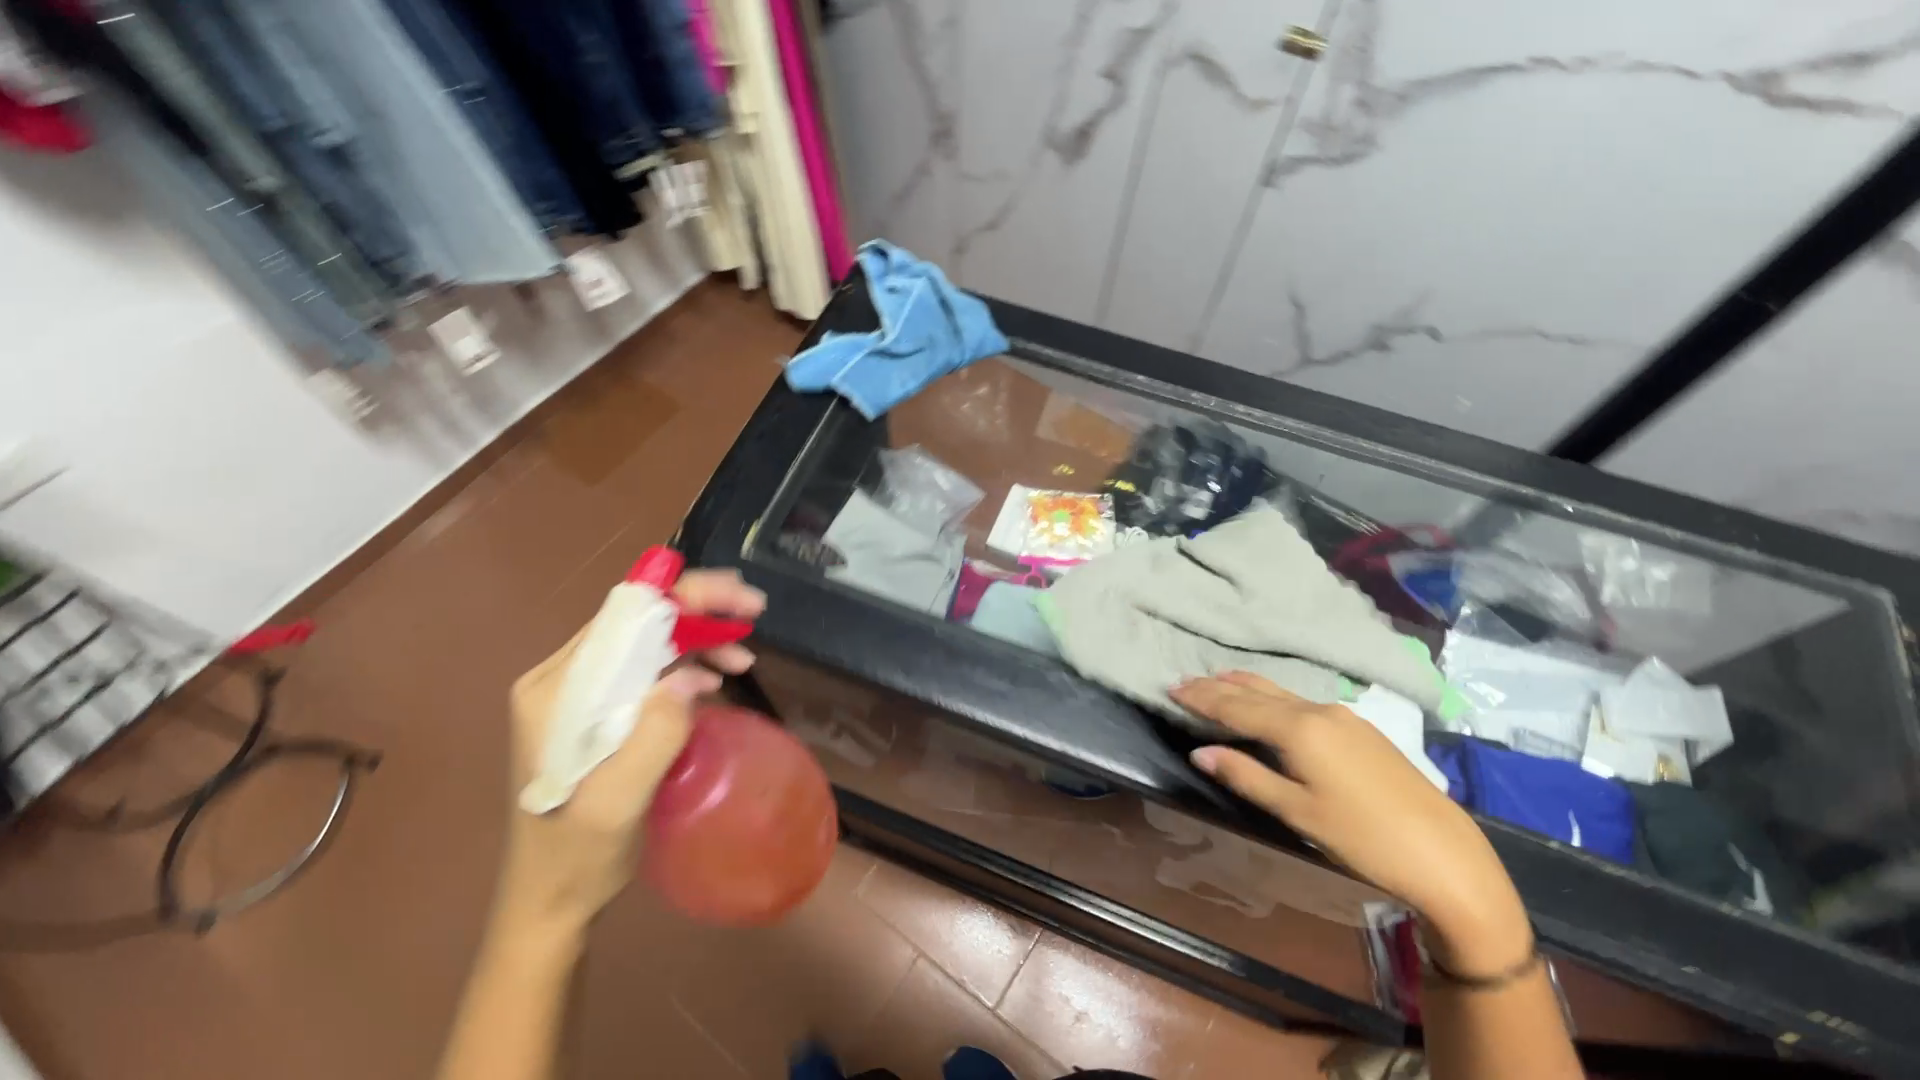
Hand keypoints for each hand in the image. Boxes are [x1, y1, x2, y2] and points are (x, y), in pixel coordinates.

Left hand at [499, 568, 766, 929]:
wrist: (544, 903)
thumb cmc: (575, 857)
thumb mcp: (617, 802)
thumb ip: (654, 733)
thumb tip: (694, 676)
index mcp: (556, 691)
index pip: (626, 617)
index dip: (686, 598)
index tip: (740, 602)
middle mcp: (560, 680)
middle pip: (636, 621)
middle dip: (697, 610)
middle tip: (754, 614)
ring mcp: (574, 696)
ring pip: (643, 642)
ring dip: (695, 639)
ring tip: (744, 655)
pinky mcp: (590, 713)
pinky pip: (642, 670)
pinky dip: (683, 665)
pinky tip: (715, 677)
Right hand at [1171, 672, 1532, 977]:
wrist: (1442, 851)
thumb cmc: (1362, 838)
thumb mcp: (1296, 812)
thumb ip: (1247, 777)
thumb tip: (1201, 752)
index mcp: (1298, 730)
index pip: (1236, 707)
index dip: (1201, 698)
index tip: (1170, 688)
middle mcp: (1318, 711)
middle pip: (1258, 692)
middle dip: (1219, 687)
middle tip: (1185, 682)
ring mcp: (1344, 717)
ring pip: (1282, 693)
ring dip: (1246, 688)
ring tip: (1218, 682)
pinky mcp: (1360, 729)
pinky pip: (1301, 701)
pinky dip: (1272, 698)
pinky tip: (1268, 704)